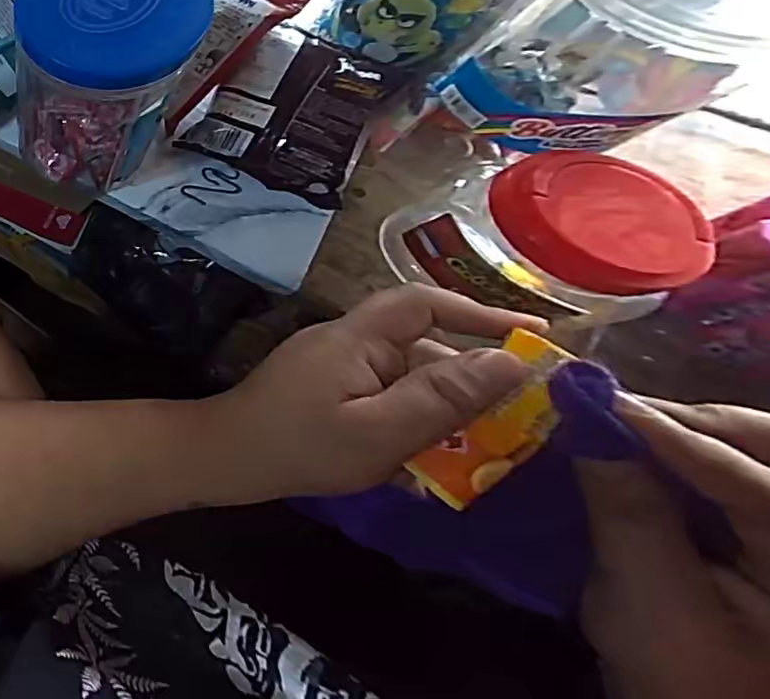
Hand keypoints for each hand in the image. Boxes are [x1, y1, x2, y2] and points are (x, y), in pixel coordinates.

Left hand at [210, 285, 537, 498]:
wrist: (229, 457)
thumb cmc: (302, 445)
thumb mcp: (383, 429)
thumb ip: (444, 396)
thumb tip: (510, 359)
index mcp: (353, 338)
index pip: (419, 303)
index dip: (480, 312)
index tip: (539, 337)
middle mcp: (344, 343)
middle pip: (423, 347)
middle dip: (474, 382)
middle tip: (529, 424)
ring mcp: (333, 366)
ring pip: (408, 378)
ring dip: (446, 411)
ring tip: (487, 456)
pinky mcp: (327, 389)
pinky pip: (385, 396)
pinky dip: (413, 422)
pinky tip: (430, 466)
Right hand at [578, 398, 769, 698]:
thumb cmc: (689, 676)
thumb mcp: (652, 601)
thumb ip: (629, 512)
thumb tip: (586, 425)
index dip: (679, 438)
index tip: (596, 399)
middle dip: (712, 424)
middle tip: (624, 410)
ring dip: (700, 432)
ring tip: (625, 423)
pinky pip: (748, 476)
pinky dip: (691, 452)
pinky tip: (638, 447)